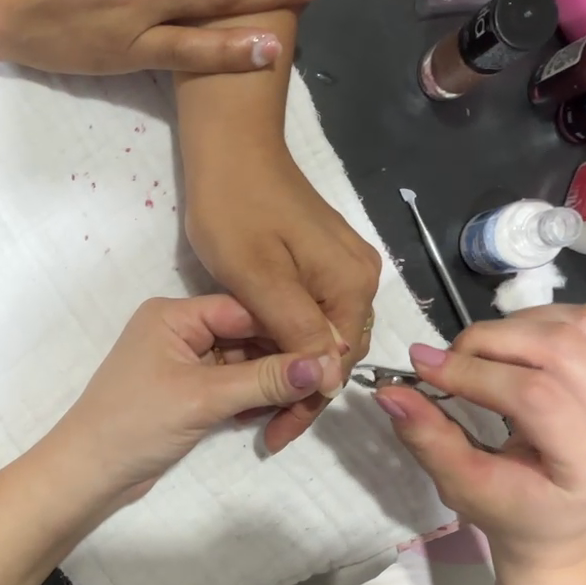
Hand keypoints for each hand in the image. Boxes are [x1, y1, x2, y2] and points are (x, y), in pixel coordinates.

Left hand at [45, 295, 329, 501]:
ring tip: (297, 408)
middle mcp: (180, 330)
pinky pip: (232, 386)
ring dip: (270, 386)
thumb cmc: (137, 424)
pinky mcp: (187, 393)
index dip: (289, 329)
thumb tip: (326, 365)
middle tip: (320, 389)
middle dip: (283, 363)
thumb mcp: (205, 398)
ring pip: (244, 364)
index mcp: (175, 314)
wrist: (90, 474)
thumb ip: (266, 379)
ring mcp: (183, 363)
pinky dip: (252, 400)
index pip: (247, 308)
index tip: (331, 353)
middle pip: (249, 335)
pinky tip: (270, 418)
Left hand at [184, 147, 379, 452]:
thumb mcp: (258, 278)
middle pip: (333, 355)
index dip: (305, 405)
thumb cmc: (235, 211)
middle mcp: (357, 280)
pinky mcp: (317, 264)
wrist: (228, 148)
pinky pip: (308, 318)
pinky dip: (283, 346)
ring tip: (255, 405)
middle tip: (262, 428)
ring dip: (289, 373)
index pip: (337, 365)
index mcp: (350, 286)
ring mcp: (339, 270)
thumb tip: (330, 382)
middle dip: (298, 394)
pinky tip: (257, 363)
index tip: (273, 437)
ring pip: (318, 340)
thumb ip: (294, 331)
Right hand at [373, 305, 585, 569]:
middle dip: (489, 342)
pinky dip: (541, 322)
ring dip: (514, 327)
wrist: (555, 518)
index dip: (473, 372)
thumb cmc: (507, 509)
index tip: (420, 365)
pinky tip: (515, 347)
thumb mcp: (459, 484)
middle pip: (561, 350)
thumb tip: (389, 391)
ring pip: (578, 326)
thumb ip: (427, 437)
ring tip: (478, 354)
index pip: (537, 396)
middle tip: (448, 359)